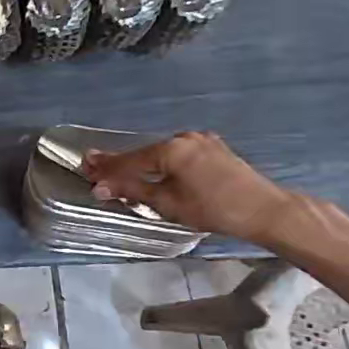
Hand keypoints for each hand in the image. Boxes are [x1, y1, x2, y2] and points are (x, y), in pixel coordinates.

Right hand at [81, 131, 300, 242]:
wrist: (264, 210)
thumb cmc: (214, 209)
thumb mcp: (168, 203)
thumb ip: (132, 191)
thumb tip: (99, 187)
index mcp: (171, 149)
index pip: (130, 160)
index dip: (106, 167)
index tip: (84, 166)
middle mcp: (184, 138)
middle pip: (145, 153)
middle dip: (121, 163)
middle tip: (95, 167)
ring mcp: (202, 141)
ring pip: (162, 154)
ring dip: (142, 164)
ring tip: (121, 173)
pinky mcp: (214, 149)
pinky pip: (179, 154)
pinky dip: (163, 163)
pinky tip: (155, 171)